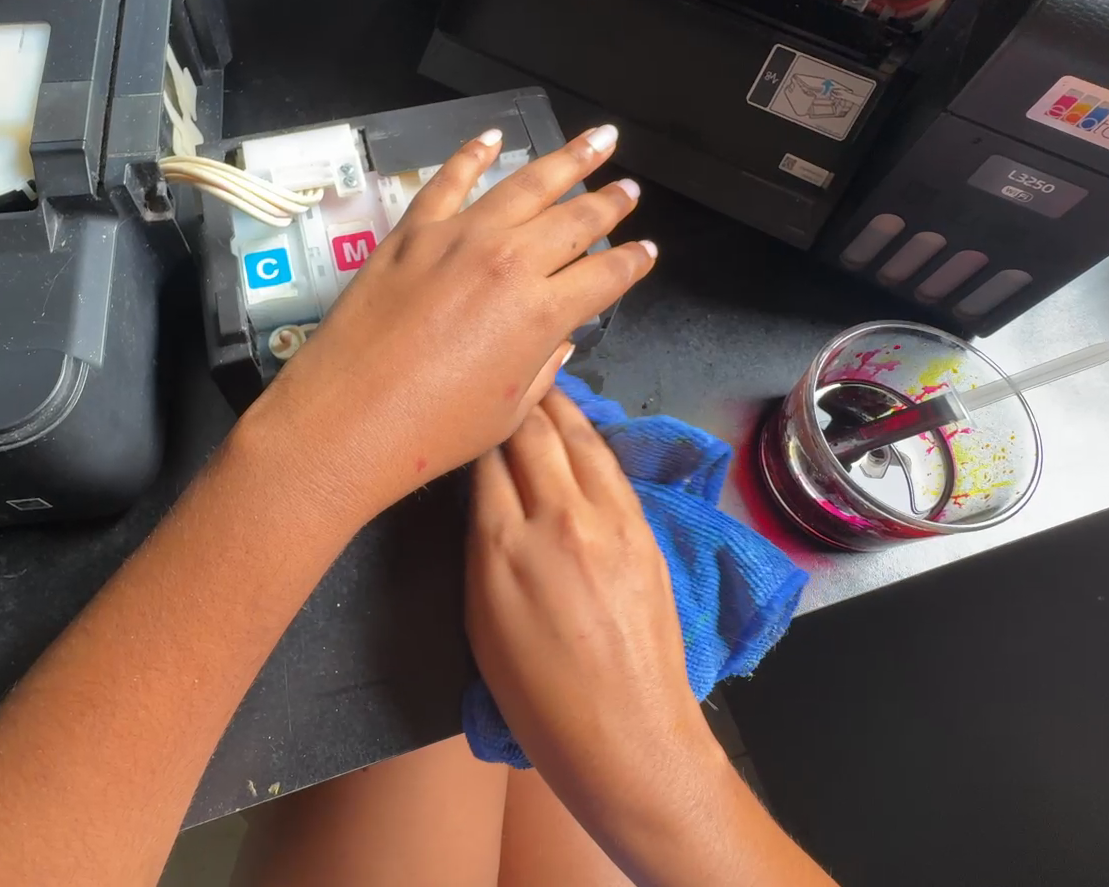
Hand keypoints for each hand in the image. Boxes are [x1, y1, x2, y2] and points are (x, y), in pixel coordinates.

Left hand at [243, 125, 655, 516]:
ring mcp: (459, 238)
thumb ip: (543, 366)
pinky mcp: (412, 231)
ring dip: (568, 159)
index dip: (633, 263)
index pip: (606, 276)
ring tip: (599, 138)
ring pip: (525, 185)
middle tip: (631, 187)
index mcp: (543, 313)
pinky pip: (448, 180)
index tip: (648, 251)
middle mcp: (510, 262)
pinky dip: (472, 154)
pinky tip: (493, 136)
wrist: (346, 419)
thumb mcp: (508, 412)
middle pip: (576, 220)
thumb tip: (560, 337)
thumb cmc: (433, 432)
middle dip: (611, 202)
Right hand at [466, 393, 839, 886]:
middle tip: (499, 369)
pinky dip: (588, 434)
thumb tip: (483, 493)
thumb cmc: (537, 698)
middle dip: (513, 396)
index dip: (474, 425)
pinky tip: (577, 421)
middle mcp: (557, 519)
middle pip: (530, 433)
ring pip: (576, 436)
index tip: (465, 404)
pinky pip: (608, 463)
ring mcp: (609, 520)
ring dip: (555, 400)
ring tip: (538, 375)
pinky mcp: (644, 529)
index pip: (484, 458)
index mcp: (502, 548)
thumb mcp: (481, 620)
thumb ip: (480, 544)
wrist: (630, 739)